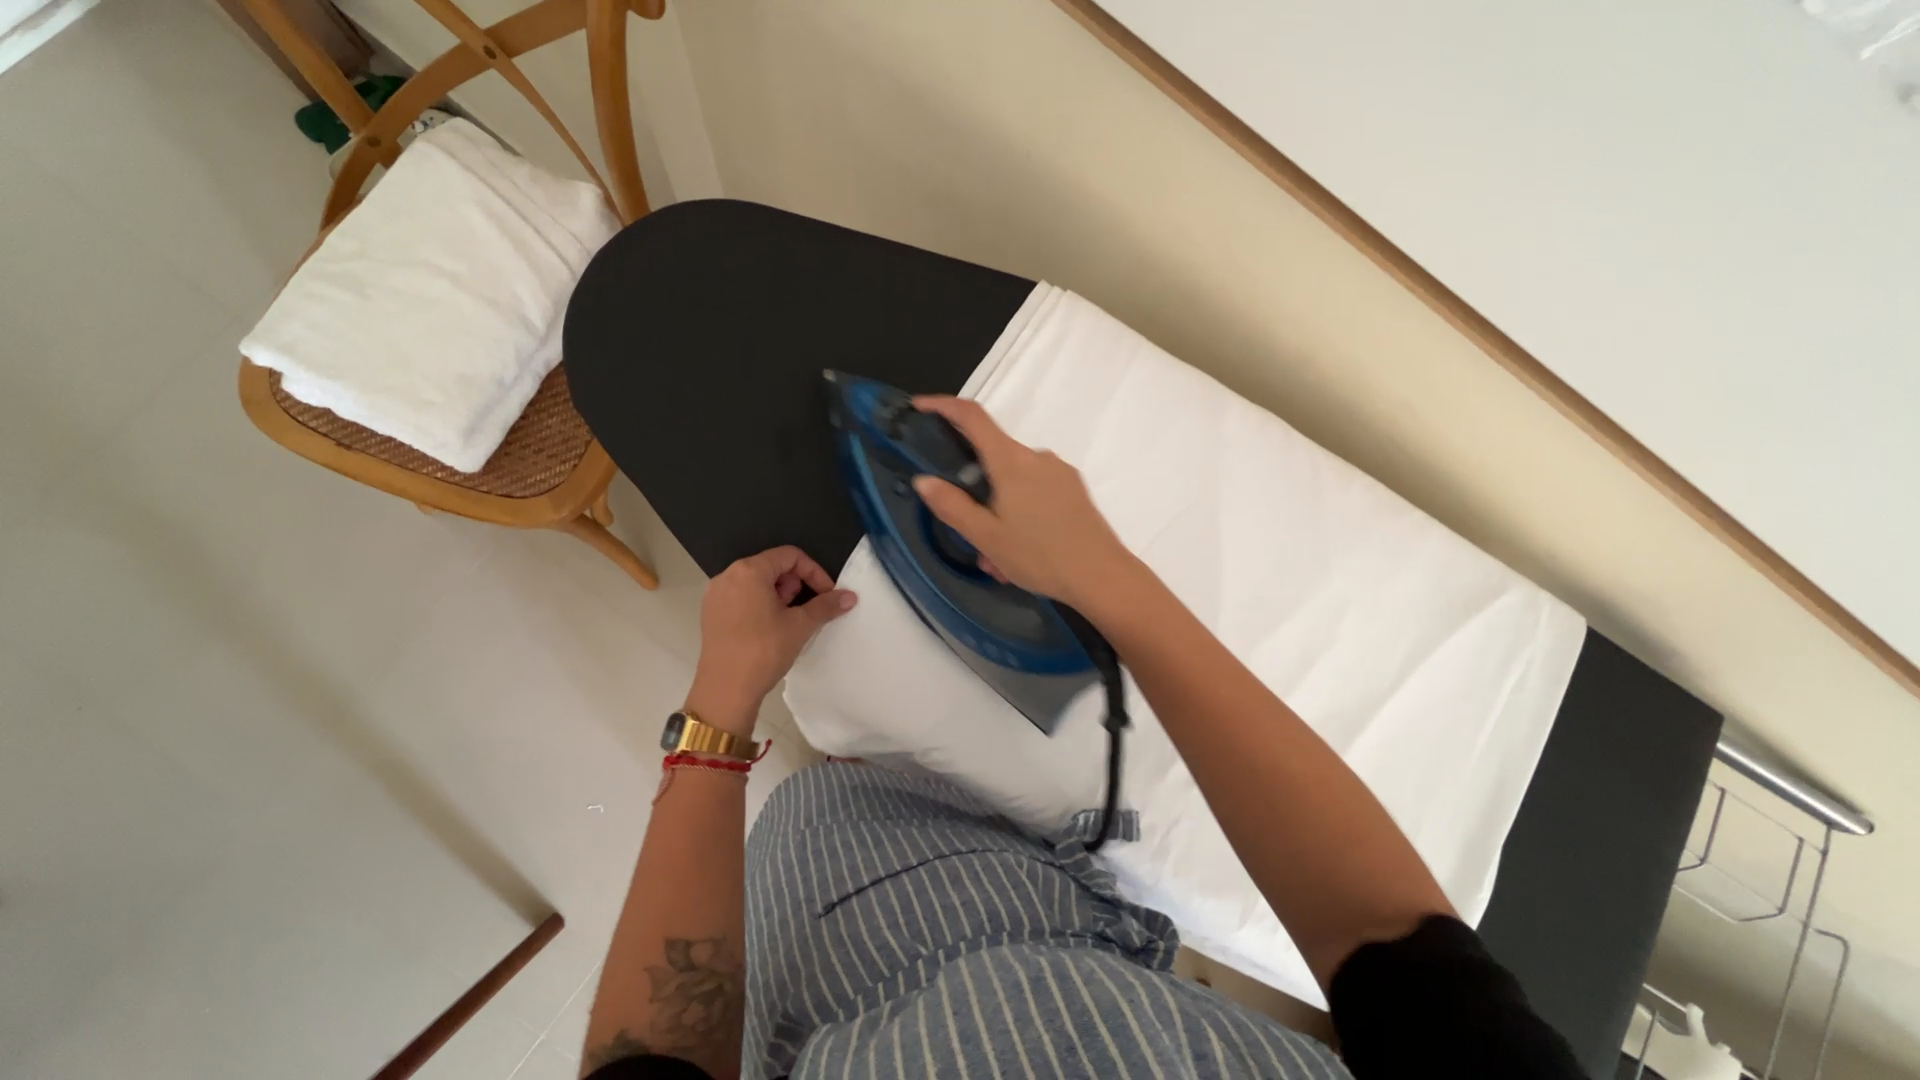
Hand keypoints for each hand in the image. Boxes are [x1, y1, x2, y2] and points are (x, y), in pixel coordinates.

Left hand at [686, 546, 856, 735]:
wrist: (725, 689)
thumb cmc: (764, 650)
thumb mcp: (800, 625)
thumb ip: (826, 605)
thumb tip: (850, 596)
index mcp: (749, 570)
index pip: (790, 556)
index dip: (814, 572)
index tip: (827, 595)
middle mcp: (728, 575)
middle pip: (771, 566)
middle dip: (795, 584)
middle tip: (805, 610)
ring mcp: (716, 595)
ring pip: (755, 583)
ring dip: (778, 595)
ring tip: (788, 621)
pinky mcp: (710, 613)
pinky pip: (741, 597)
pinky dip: (759, 605)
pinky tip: (768, 630)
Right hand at [910, 396, 1136, 608]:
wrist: (1102, 576)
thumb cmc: (1040, 556)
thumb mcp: (986, 537)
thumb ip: (952, 506)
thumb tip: (925, 480)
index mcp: (1011, 461)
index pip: (972, 417)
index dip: (943, 406)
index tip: (920, 407)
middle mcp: (1036, 457)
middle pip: (992, 457)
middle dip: (973, 492)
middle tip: (967, 534)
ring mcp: (1059, 472)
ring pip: (1013, 482)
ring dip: (997, 512)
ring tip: (998, 560)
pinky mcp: (1073, 489)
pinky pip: (1034, 492)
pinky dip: (1019, 515)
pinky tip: (1021, 553)